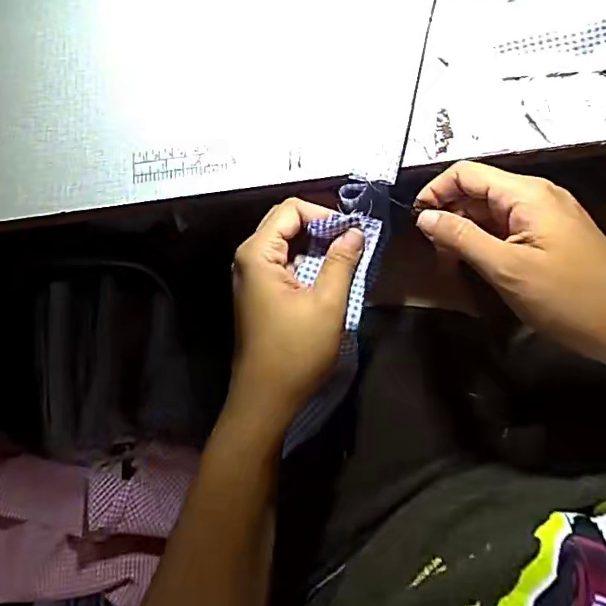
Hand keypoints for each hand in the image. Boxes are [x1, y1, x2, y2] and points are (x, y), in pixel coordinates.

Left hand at [228, 198, 365, 428]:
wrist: (265, 396)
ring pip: (285, 239)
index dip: (324, 213)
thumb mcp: (327, 305)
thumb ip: (341, 262)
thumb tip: (356, 231)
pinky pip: (283, 259)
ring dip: (315, 242)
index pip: (290, 209)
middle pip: (285, 220)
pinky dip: (306, 258)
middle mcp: (248, 256)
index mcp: (257, 252)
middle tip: (354, 238)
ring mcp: (251, 272)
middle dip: (320, 224)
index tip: (354, 230)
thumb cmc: (295, 351)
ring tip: (347, 253)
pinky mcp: (258, 288)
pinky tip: (330, 269)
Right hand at [412, 161, 605, 369]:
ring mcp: (549, 216)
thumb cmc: (576, 301)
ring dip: (466, 231)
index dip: (435, 192)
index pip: (465, 173)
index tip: (418, 222)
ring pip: (491, 210)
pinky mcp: (555, 236)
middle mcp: (539, 196)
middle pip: (477, 190)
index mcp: (528, 194)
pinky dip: (487, 241)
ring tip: (453, 263)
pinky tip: (480, 266)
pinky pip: (508, 226)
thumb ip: (460, 237)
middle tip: (434, 250)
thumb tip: (425, 216)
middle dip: (449, 214)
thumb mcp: (507, 269)